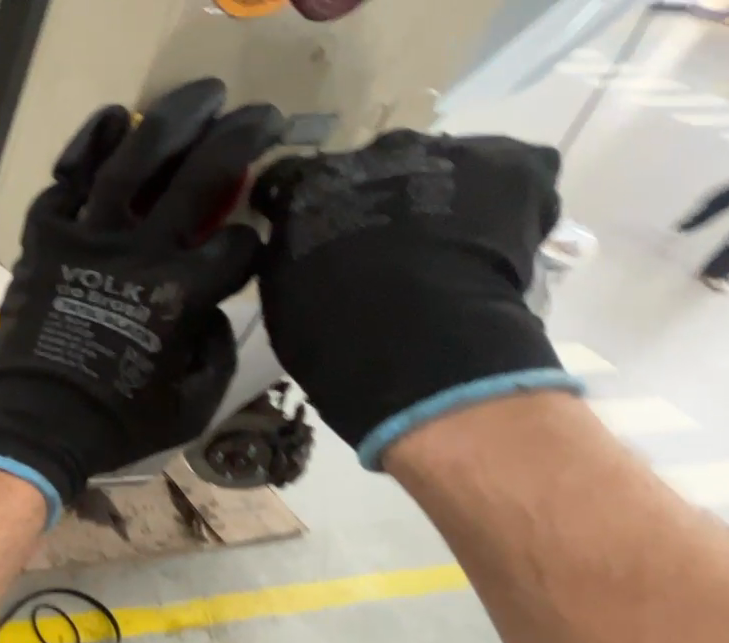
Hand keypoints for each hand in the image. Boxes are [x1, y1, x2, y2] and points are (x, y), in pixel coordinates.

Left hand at [0, 78, 282, 526]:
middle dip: (243, 136)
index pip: (239, 244)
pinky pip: (61, 185)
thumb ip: (217, 352)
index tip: (246, 245)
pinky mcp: (42, 245)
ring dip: (170, 121)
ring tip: (200, 98)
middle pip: (202, 172)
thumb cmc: (113, 426)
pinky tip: (110, 124)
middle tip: (260, 117)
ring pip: (130, 162)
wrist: (33, 428)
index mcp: (183, 294)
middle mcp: (138, 254)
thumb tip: (214, 312)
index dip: (252, 241)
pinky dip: (82, 152)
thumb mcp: (191, 406)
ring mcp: (84, 242)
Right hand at [252, 130, 581, 470]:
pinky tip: (492, 242)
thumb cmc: (326, 325)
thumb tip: (297, 245)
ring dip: (437, 195)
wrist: (412, 336)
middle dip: (373, 194)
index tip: (295, 229)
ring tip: (443, 245)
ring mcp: (449, 151)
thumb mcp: (280, 288)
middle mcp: (376, 151)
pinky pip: (511, 173)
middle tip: (378, 243)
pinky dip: (503, 201)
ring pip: (442, 165)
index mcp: (309, 181)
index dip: (292, 203)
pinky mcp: (516, 163)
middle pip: (374, 165)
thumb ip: (287, 253)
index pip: (289, 179)